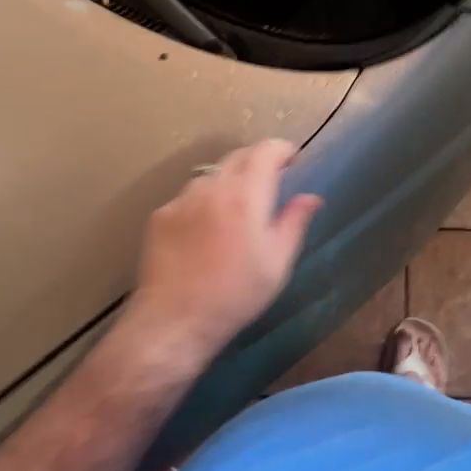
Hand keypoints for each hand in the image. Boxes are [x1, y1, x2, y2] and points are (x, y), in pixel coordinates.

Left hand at [125, 140, 322, 360]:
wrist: (175, 321)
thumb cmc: (235, 294)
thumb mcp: (277, 263)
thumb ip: (293, 222)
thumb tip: (310, 197)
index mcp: (245, 196)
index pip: (265, 151)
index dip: (281, 150)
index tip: (292, 160)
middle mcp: (211, 188)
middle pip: (237, 156)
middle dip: (257, 162)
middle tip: (270, 184)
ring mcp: (181, 200)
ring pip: (211, 176)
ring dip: (228, 182)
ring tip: (235, 212)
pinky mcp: (160, 215)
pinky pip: (188, 197)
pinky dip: (203, 203)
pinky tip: (205, 233)